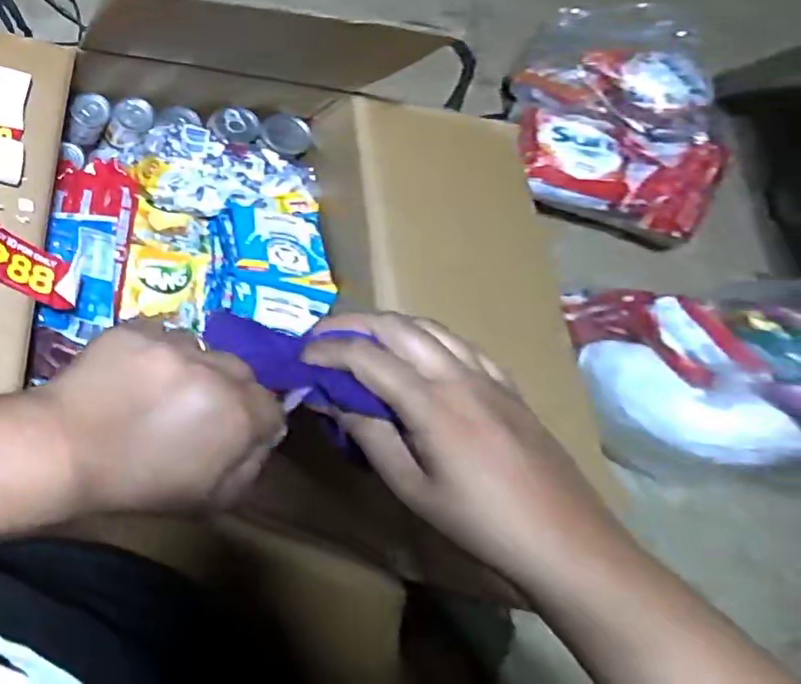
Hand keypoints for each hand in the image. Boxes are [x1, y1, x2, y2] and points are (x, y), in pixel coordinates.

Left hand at [35, 323, 284, 514]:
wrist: (67, 444)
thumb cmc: (138, 481)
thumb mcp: (213, 496)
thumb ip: (248, 463)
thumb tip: (259, 436)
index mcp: (238, 412)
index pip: (270, 406)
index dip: (252, 421)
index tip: (229, 432)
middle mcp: (208, 368)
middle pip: (237, 370)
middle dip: (225, 389)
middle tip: (194, 408)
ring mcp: (166, 342)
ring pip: (197, 347)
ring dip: (189, 364)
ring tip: (159, 386)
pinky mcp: (130, 328)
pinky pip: (157, 331)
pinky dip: (154, 348)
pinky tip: (136, 369)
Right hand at [301, 313, 632, 587]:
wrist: (578, 554)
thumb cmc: (483, 524)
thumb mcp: (409, 486)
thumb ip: (366, 433)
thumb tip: (327, 397)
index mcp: (433, 405)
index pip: (364, 354)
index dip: (324, 350)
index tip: (300, 360)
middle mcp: (461, 380)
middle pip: (395, 326)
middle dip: (348, 324)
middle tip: (320, 339)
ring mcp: (491, 382)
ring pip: (429, 327)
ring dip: (386, 325)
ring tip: (359, 339)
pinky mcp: (511, 392)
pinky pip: (461, 345)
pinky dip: (426, 338)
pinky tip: (415, 356)